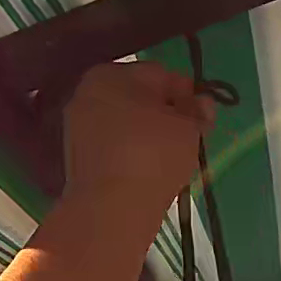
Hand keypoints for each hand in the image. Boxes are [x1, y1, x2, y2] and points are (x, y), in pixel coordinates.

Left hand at [62, 61, 214, 210]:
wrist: (112, 206)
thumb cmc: (154, 155)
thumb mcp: (189, 128)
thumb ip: (198, 111)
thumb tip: (202, 103)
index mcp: (114, 74)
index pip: (161, 75)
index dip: (188, 94)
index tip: (204, 116)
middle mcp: (88, 92)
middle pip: (139, 97)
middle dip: (166, 113)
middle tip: (190, 136)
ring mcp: (78, 125)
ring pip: (126, 122)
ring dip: (149, 133)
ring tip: (172, 157)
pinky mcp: (76, 156)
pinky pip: (114, 145)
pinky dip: (132, 152)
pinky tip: (150, 170)